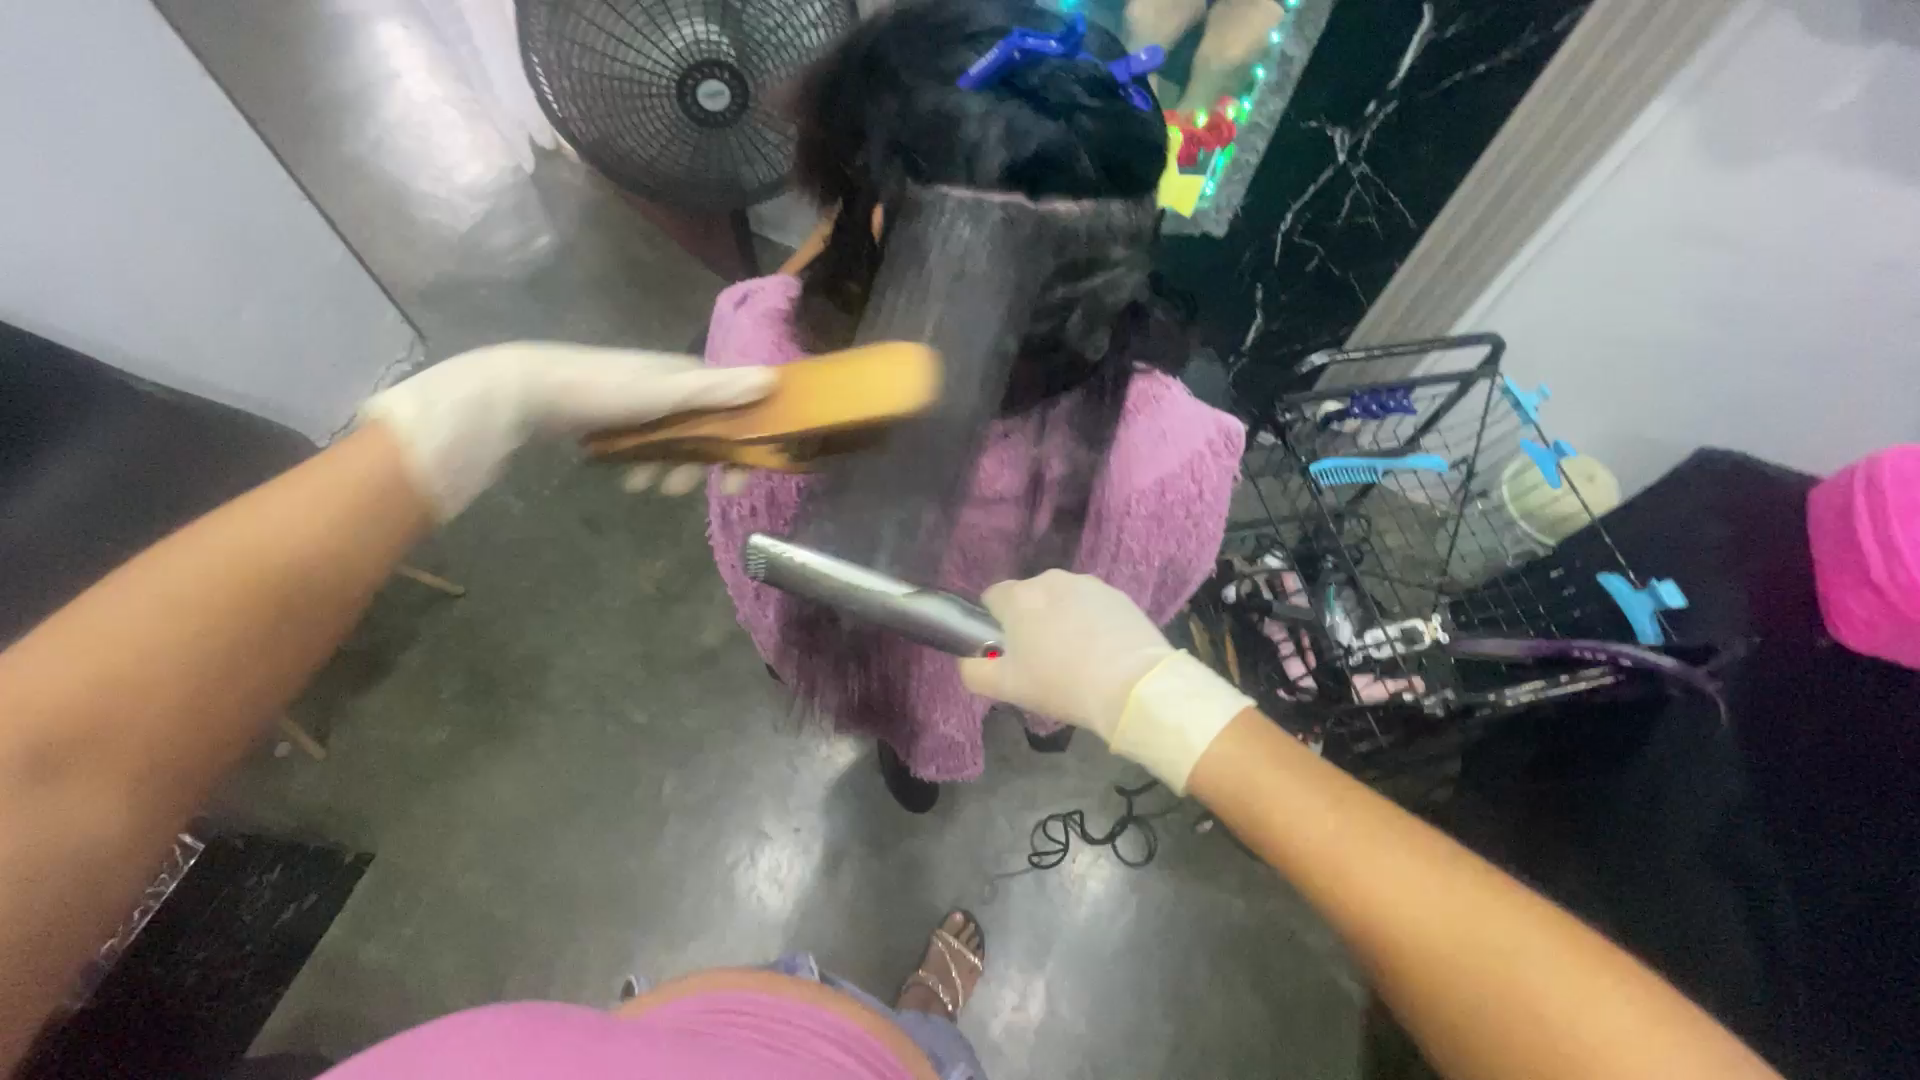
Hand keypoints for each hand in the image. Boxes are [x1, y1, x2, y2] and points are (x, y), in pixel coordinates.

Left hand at [359, 343, 773, 519]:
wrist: (523, 392)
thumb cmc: (600, 391)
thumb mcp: (665, 393)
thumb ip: (718, 391)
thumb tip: (776, 380)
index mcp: (686, 374)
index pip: (736, 407)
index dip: (745, 442)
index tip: (740, 479)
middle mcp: (668, 384)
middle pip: (706, 429)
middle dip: (700, 463)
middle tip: (683, 491)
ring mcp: (639, 401)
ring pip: (674, 442)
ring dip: (669, 469)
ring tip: (649, 488)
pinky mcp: (614, 417)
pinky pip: (645, 445)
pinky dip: (644, 465)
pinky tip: (628, 479)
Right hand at [959, 570, 1175, 739]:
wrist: (1131, 686)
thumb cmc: (1061, 684)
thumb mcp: (1006, 688)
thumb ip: (973, 671)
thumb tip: (969, 660)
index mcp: (1019, 597)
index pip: (991, 598)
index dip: (994, 625)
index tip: (1008, 652)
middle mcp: (1051, 580)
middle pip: (1029, 598)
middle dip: (1029, 622)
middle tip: (1042, 661)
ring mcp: (1088, 584)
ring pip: (1062, 600)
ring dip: (1061, 620)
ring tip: (1076, 659)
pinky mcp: (1118, 596)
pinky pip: (1092, 606)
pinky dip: (1091, 623)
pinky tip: (1102, 653)